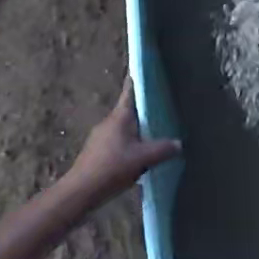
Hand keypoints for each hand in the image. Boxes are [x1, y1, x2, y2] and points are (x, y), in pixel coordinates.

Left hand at [65, 80, 180, 201]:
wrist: (80, 191)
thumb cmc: (111, 168)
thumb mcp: (142, 159)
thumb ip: (163, 149)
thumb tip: (179, 144)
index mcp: (119, 117)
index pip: (130, 91)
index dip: (137, 79)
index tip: (144, 67)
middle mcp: (109, 122)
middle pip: (129, 110)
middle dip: (143, 110)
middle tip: (161, 108)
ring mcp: (100, 137)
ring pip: (124, 128)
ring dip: (137, 130)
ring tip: (155, 135)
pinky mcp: (97, 152)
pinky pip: (118, 142)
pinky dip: (130, 144)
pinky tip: (139, 157)